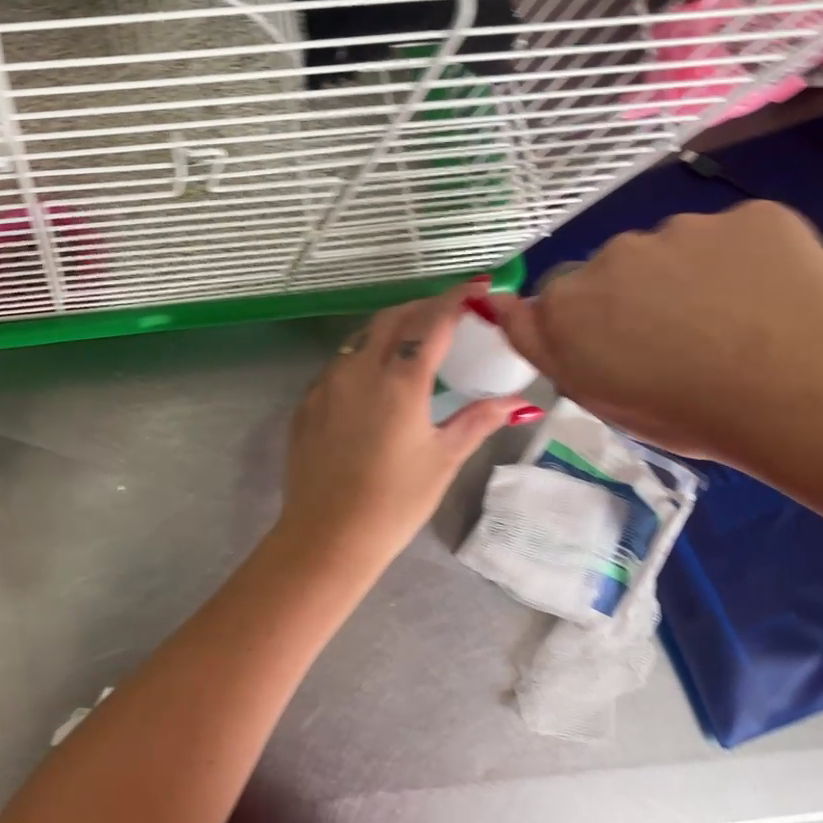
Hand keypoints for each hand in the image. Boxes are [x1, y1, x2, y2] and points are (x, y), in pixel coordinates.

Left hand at [278, 282, 540, 565]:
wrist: (327, 534)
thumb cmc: (394, 501)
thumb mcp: (444, 459)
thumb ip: (478, 420)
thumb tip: (518, 403)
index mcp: (398, 380)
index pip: (431, 321)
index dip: (456, 299)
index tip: (476, 289)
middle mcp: (357, 370)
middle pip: (392, 319)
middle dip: (422, 309)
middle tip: (449, 315)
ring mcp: (325, 385)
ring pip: (359, 339)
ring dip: (389, 331)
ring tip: (413, 344)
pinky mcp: (305, 404)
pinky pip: (337, 367)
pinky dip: (361, 360)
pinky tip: (374, 382)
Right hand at [486, 200, 822, 460]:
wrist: (798, 394)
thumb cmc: (681, 410)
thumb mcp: (590, 393)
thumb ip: (539, 343)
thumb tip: (498, 302)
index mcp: (568, 300)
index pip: (561, 298)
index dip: (590, 324)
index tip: (622, 352)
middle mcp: (614, 252)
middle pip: (617, 269)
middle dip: (638, 295)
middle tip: (680, 344)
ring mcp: (685, 227)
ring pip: (677, 248)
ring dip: (691, 275)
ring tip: (733, 324)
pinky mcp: (752, 215)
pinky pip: (738, 235)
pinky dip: (748, 259)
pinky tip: (770, 299)